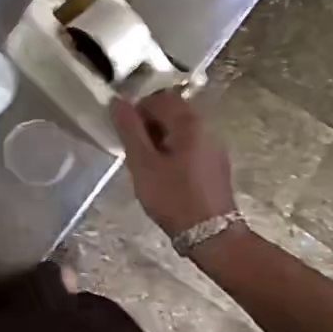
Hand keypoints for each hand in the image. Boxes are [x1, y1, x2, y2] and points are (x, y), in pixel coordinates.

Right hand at [111, 92, 235, 235]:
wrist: (210, 234)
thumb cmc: (172, 197)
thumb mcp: (143, 163)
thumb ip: (129, 130)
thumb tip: (117, 101)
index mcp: (189, 122)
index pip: (159, 97)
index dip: (137, 110)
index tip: (124, 134)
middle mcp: (206, 126)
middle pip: (172, 110)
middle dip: (148, 124)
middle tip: (134, 150)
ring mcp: (214, 145)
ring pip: (180, 129)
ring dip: (159, 138)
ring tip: (146, 164)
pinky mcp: (215, 162)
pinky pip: (190, 144)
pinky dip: (173, 150)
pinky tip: (164, 173)